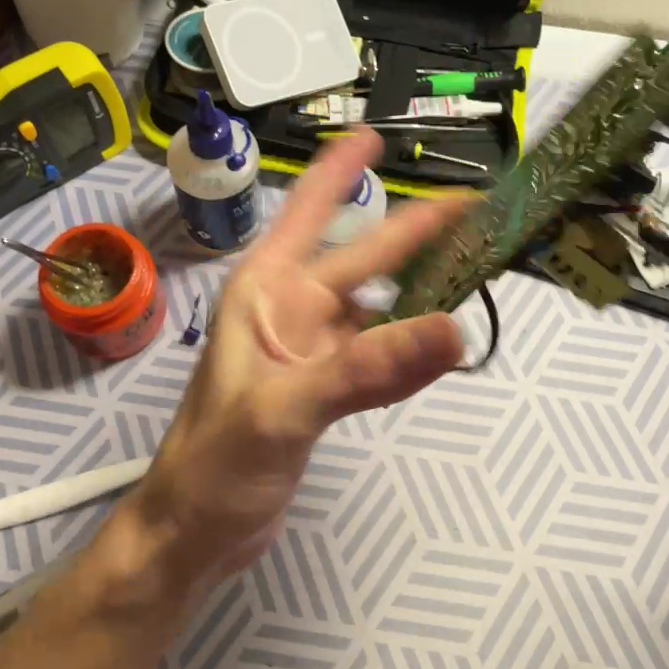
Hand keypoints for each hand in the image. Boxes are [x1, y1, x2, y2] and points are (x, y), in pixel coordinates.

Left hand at [123, 128, 466, 587]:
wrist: (193, 533)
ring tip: (475, 268)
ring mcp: (308, 348)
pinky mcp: (323, 386)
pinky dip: (408, 343)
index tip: (375, 135)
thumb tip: (454, 328)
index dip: (338, 171)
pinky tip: (439, 340)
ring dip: (418, 288)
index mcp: (265, 291)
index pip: (309, 213)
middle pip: (362, 258)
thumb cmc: (216, 464)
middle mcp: (288, 309)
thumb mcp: (287, 411)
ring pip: (375, 305)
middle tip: (476, 208)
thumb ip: (369, 370)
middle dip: (413, 231)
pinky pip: (376, 350)